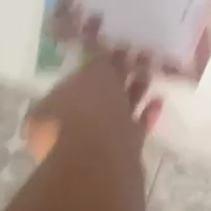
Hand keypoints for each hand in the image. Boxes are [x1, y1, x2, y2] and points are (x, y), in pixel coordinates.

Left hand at [22, 52, 161, 163]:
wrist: (101, 162)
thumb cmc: (89, 112)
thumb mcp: (94, 76)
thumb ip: (101, 63)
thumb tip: (107, 54)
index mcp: (52, 107)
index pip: (75, 79)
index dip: (98, 63)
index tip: (119, 48)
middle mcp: (69, 126)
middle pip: (98, 97)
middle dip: (119, 77)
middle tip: (141, 56)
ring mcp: (93, 142)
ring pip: (117, 112)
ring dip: (134, 92)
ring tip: (151, 73)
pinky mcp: (118, 154)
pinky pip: (132, 129)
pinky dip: (145, 115)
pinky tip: (157, 100)